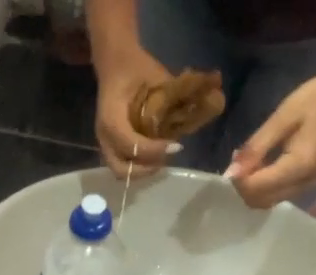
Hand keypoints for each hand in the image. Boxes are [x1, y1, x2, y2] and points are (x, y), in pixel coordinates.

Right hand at [93, 45, 175, 178]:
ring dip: (143, 169)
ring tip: (162, 157)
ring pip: (122, 171)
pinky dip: (140, 164)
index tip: (177, 145)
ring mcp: (106, 143)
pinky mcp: (110, 145)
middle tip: (166, 157)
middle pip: (121, 169)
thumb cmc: (137, 69)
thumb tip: (211, 102)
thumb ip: (176, 97)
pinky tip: (156, 154)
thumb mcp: (158, 77)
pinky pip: (124, 163)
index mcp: (111, 118)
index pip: (132, 146)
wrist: (117, 63)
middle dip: (145, 168)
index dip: (155, 150)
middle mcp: (105, 136)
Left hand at [227, 74, 315, 208]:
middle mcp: (304, 184)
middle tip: (241, 159)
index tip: (234, 157)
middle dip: (243, 185)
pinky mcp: (306, 184)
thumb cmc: (315, 100)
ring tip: (252, 159)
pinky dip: (262, 185)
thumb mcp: (281, 118)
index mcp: (299, 167)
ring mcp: (307, 186)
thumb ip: (255, 147)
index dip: (238, 179)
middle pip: (260, 201)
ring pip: (266, 201)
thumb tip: (231, 172)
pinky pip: (276, 194)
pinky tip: (261, 164)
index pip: (257, 189)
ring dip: (251, 186)